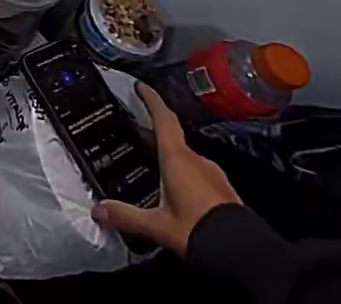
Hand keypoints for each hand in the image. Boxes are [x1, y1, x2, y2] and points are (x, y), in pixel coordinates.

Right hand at [92, 83, 241, 255]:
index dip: (152, 99)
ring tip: (155, 164)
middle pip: (173, 135)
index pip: (163, 118)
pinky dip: (184, 172)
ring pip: (186, 155)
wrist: (244, 253)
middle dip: (155, 130)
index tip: (141, 86)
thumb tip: (96, 211)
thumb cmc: (198, 230)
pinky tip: (178, 191)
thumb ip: (127, 217)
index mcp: (177, 157)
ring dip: (171, 154)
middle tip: (137, 130)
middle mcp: (196, 158)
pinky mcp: (222, 188)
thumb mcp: (158, 226)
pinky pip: (198, 171)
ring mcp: (212, 172)